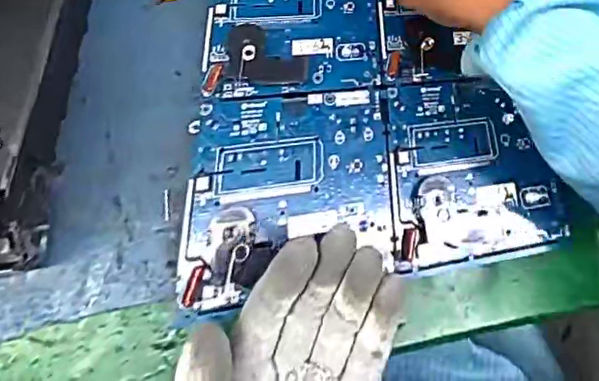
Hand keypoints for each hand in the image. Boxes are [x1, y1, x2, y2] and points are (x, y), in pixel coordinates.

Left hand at [174, 225, 404, 380]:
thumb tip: (204, 336)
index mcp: (246, 372)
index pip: (265, 316)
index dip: (283, 278)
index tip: (304, 245)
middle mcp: (285, 372)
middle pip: (310, 311)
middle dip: (329, 270)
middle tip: (345, 233)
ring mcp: (322, 380)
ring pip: (344, 325)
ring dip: (360, 286)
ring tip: (373, 254)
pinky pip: (370, 357)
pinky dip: (384, 323)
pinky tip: (394, 288)